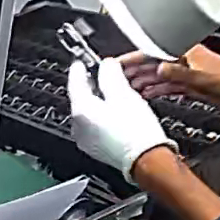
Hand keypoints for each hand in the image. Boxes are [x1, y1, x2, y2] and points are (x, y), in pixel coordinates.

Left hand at [67, 59, 176, 176]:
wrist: (144, 159)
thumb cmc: (135, 130)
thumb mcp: (123, 94)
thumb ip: (110, 75)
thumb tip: (105, 66)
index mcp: (81, 111)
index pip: (74, 83)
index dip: (79, 69)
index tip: (80, 61)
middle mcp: (78, 127)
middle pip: (80, 98)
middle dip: (90, 85)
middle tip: (100, 74)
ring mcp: (85, 139)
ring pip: (87, 112)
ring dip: (97, 100)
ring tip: (110, 92)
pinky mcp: (94, 147)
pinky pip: (93, 125)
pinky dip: (101, 114)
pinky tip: (113, 111)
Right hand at [121, 46, 219, 113]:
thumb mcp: (202, 78)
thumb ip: (179, 74)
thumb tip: (158, 69)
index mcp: (187, 52)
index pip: (154, 52)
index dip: (133, 58)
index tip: (116, 64)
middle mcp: (185, 60)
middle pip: (152, 63)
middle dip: (133, 70)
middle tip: (114, 78)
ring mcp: (187, 72)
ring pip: (158, 74)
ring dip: (142, 81)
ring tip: (124, 88)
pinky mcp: (190, 84)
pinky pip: (166, 85)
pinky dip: (154, 89)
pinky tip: (145, 94)